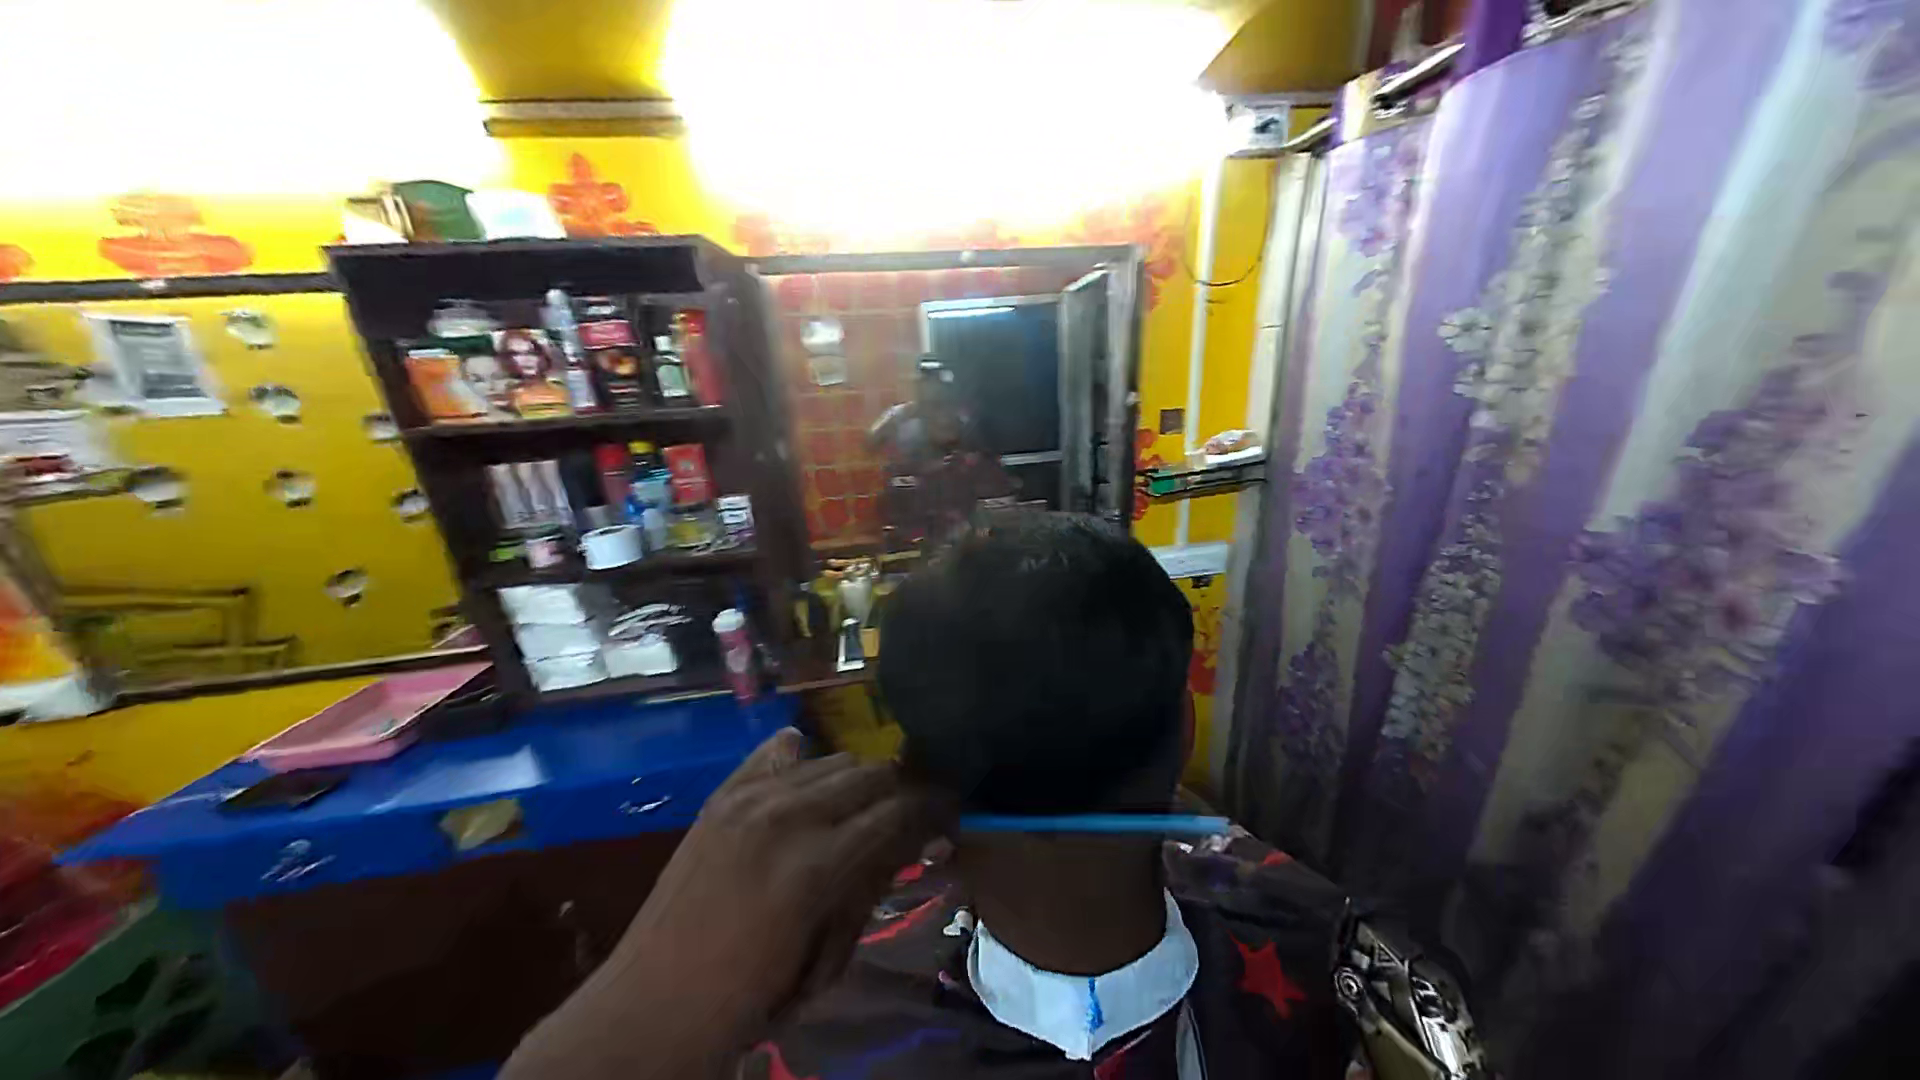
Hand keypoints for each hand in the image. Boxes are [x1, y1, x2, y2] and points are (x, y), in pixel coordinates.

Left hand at [629, 728, 936, 1017]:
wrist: (651, 1006)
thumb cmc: (751, 998)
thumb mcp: (828, 958)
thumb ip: (872, 888)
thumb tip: (917, 843)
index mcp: (819, 865)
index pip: (899, 810)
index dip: (933, 808)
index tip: (948, 814)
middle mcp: (790, 815)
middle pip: (871, 772)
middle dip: (901, 789)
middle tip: (908, 813)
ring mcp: (751, 798)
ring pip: (832, 758)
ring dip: (858, 778)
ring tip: (861, 804)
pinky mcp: (723, 794)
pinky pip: (778, 751)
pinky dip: (804, 757)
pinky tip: (810, 773)